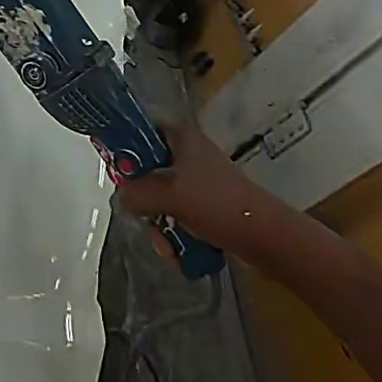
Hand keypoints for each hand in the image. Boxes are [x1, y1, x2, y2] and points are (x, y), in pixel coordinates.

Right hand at [115, 125, 284, 255]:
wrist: (263, 235)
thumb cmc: (215, 202)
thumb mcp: (168, 194)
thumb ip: (137, 193)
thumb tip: (121, 198)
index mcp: (181, 137)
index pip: (145, 129)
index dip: (128, 146)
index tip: (118, 172)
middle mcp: (190, 153)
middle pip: (150, 169)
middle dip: (145, 200)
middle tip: (146, 218)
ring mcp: (200, 180)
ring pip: (163, 197)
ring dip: (160, 223)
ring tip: (167, 245)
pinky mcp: (209, 204)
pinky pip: (180, 214)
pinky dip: (176, 233)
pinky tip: (179, 252)